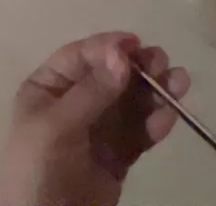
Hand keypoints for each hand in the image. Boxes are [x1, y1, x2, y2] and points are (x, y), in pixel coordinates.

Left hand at [0, 32, 190, 205]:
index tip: (135, 44)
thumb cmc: (37, 170)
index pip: (80, 57)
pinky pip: (138, 134)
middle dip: (137, 67)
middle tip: (163, 63)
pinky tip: (169, 116)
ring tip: (179, 83)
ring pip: (130, 103)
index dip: (107, 47)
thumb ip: (91, 92)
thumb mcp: (55, 127)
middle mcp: (74, 104)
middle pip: (111, 76)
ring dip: (154, 91)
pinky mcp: (116, 158)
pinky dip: (155, 124)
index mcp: (49, 88)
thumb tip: (122, 54)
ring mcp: (97, 131)